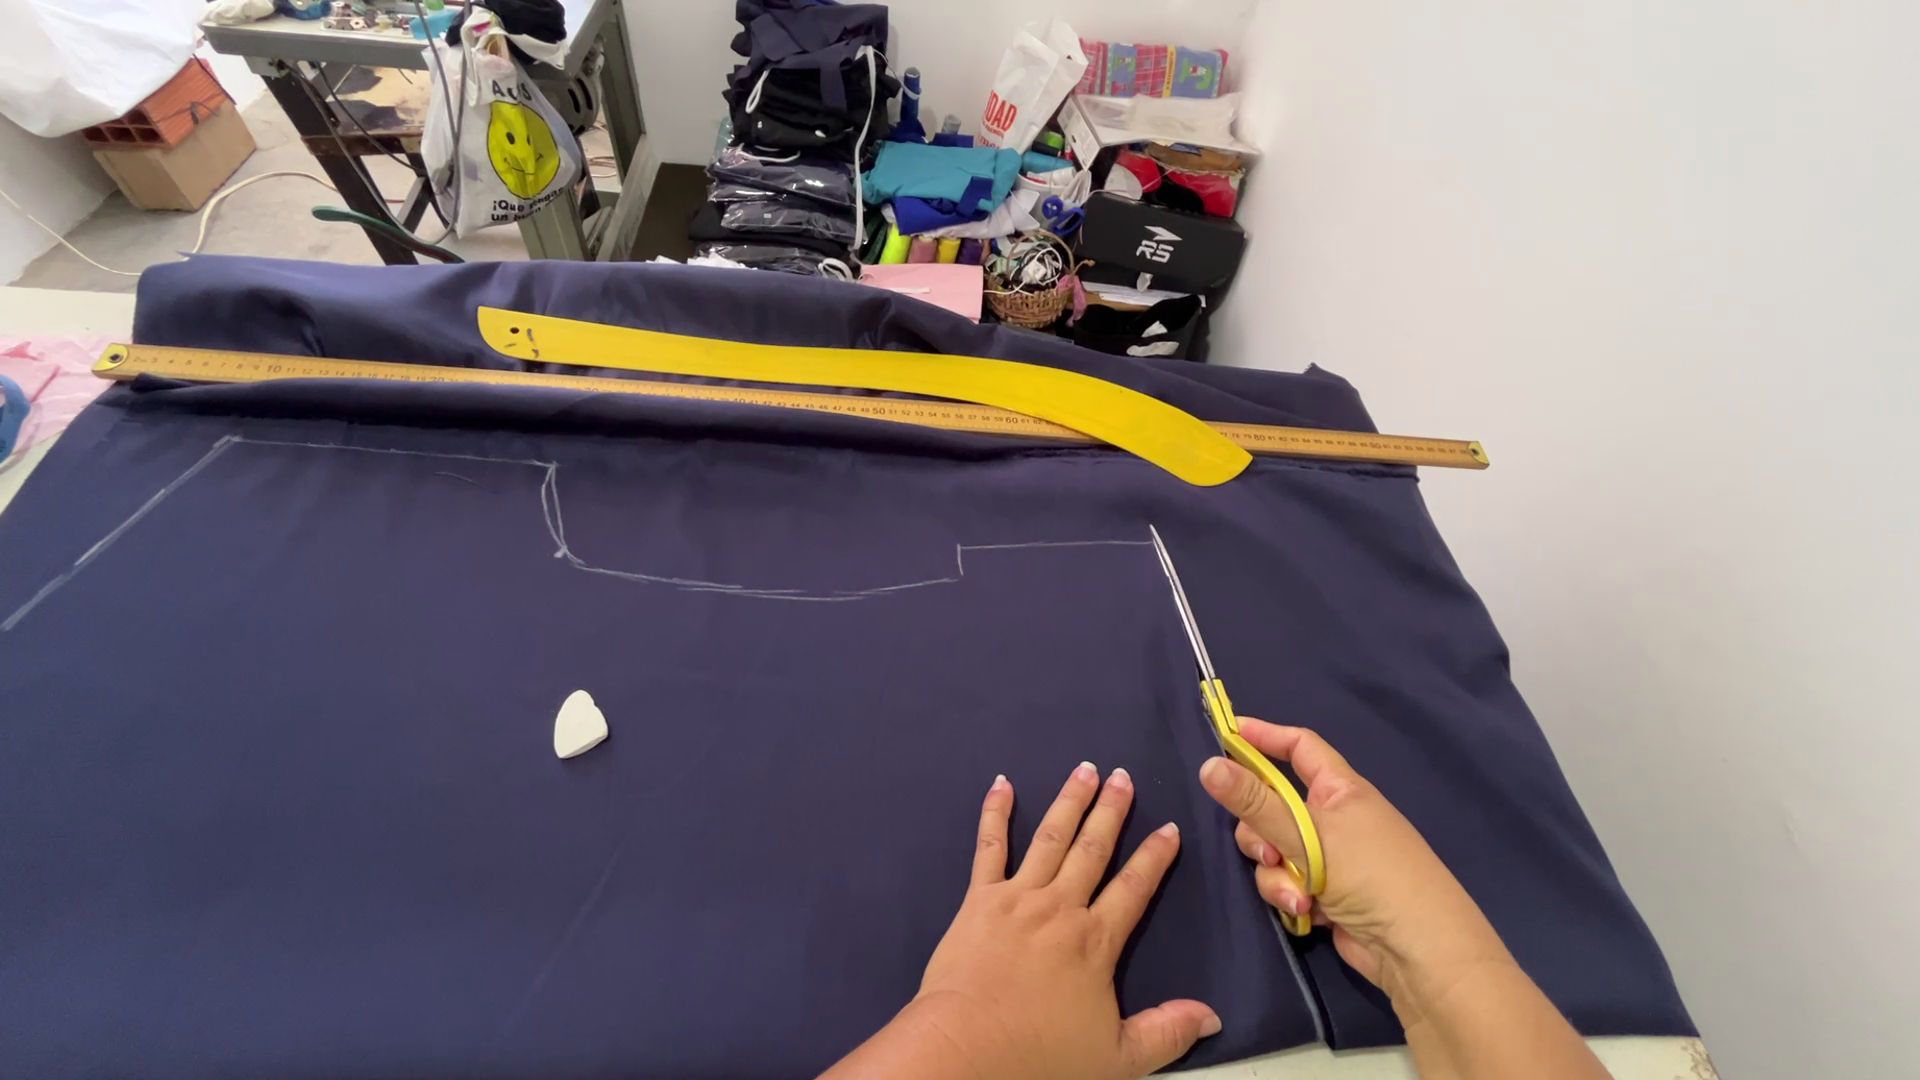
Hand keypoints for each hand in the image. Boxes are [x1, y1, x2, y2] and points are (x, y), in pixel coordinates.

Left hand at [821, 762, 1220, 1079]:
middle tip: (1122, 776)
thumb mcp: (1119, 1058)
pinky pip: (989, 846)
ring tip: (1084, 770)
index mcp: (1095, 940)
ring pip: (1050, 837)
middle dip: (1111, 811)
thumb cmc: (1041, 1055)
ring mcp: (1018, 896)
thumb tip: (1213, 1014)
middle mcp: (1060, 906)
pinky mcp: (980, 896)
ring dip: (1069, 801)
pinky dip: (996, 812)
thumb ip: (1167, 1032)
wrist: (970, 1048)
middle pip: (1093, 849)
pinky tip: (1002, 784)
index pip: (1134, 888)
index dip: (1154, 857)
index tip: (1168, 827)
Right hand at [1197, 720, 1508, 1002]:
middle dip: (1259, 828)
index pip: (1298, 746)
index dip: (1263, 736)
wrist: (1422, 956)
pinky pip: (1286, 879)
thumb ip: (1255, 802)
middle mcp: (1332, 817)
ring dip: (1275, 870)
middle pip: (1272, 803)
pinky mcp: (1324, 893)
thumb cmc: (1372, 877)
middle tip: (1265, 849)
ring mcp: (1329, 857)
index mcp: (1339, 789)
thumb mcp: (1308, 836)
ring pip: (1274, 847)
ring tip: (1295, 893)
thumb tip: (1206, 765)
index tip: (1225, 734)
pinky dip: (1288, 894)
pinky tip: (1304, 912)